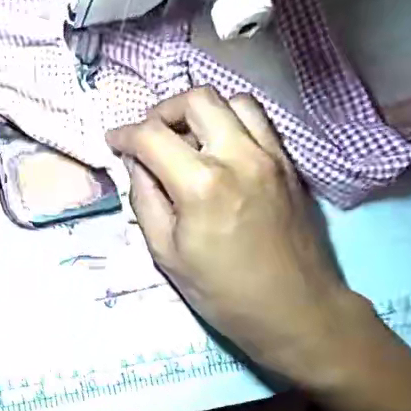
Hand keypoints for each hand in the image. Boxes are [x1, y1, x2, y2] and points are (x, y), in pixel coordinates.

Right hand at [106, 87, 385, 384]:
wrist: (295, 310)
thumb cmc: (225, 294)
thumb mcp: (168, 257)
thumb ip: (146, 201)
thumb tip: (137, 165)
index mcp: (202, 185)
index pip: (152, 135)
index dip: (124, 134)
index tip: (115, 142)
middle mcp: (239, 156)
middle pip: (197, 99)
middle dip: (164, 111)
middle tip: (152, 137)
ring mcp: (271, 156)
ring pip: (234, 101)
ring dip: (203, 112)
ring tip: (189, 139)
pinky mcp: (290, 164)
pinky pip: (260, 122)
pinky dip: (233, 123)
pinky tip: (221, 151)